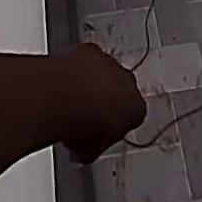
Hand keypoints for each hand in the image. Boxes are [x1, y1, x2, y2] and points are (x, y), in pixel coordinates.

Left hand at [56, 44, 143, 162]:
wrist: (68, 96)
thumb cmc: (84, 123)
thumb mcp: (91, 149)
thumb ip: (93, 146)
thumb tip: (82, 150)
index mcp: (136, 108)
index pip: (131, 116)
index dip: (114, 125)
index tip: (100, 131)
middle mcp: (128, 83)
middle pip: (120, 90)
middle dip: (106, 100)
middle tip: (86, 115)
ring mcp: (110, 65)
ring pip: (104, 73)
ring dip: (92, 83)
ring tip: (72, 99)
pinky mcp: (92, 51)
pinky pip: (87, 59)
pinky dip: (78, 68)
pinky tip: (65, 81)